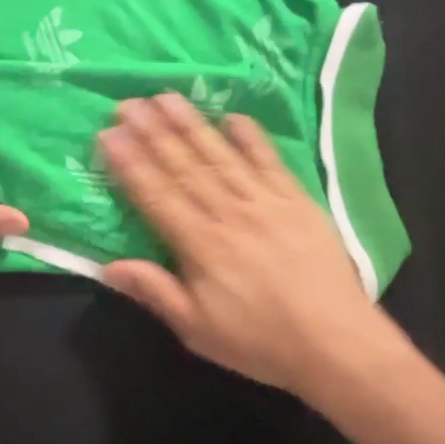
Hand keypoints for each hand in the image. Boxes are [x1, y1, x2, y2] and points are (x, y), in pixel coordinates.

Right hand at [97, 93, 407, 395]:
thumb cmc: (260, 342)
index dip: (130, 164)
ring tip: (166, 97)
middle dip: (153, 133)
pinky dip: (251, 138)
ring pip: (221, 156)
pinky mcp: (298, 203)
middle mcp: (229, 215)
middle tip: (128, 103)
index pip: (156, 195)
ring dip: (191, 125)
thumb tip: (106, 266)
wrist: (338, 345)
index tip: (108, 135)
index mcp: (201, 246)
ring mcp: (266, 204)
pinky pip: (270, 162)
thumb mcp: (197, 329)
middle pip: (184, 167)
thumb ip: (154, 291)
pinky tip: (232, 117)